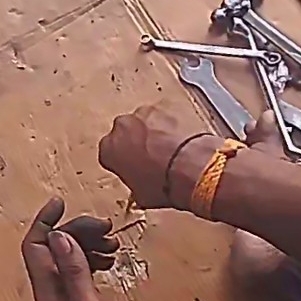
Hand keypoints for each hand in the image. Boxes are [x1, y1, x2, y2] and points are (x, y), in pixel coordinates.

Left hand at [21, 198, 144, 300]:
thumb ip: (75, 274)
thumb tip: (61, 236)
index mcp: (50, 290)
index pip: (36, 245)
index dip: (45, 221)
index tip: (61, 202)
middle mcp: (54, 291)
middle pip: (55, 246)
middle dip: (77, 229)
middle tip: (107, 229)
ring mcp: (69, 298)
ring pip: (70, 255)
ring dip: (88, 242)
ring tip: (113, 244)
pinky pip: (83, 268)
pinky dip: (95, 257)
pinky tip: (111, 259)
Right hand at [98, 103, 220, 208]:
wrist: (192, 166)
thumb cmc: (165, 183)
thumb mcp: (143, 196)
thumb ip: (135, 186)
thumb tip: (142, 188)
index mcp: (108, 149)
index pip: (109, 154)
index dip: (123, 162)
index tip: (133, 169)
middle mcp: (121, 126)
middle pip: (125, 132)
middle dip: (136, 142)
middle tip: (152, 158)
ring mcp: (144, 112)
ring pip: (145, 121)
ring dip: (154, 131)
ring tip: (170, 149)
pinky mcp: (166, 104)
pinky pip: (166, 115)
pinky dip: (172, 124)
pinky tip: (182, 140)